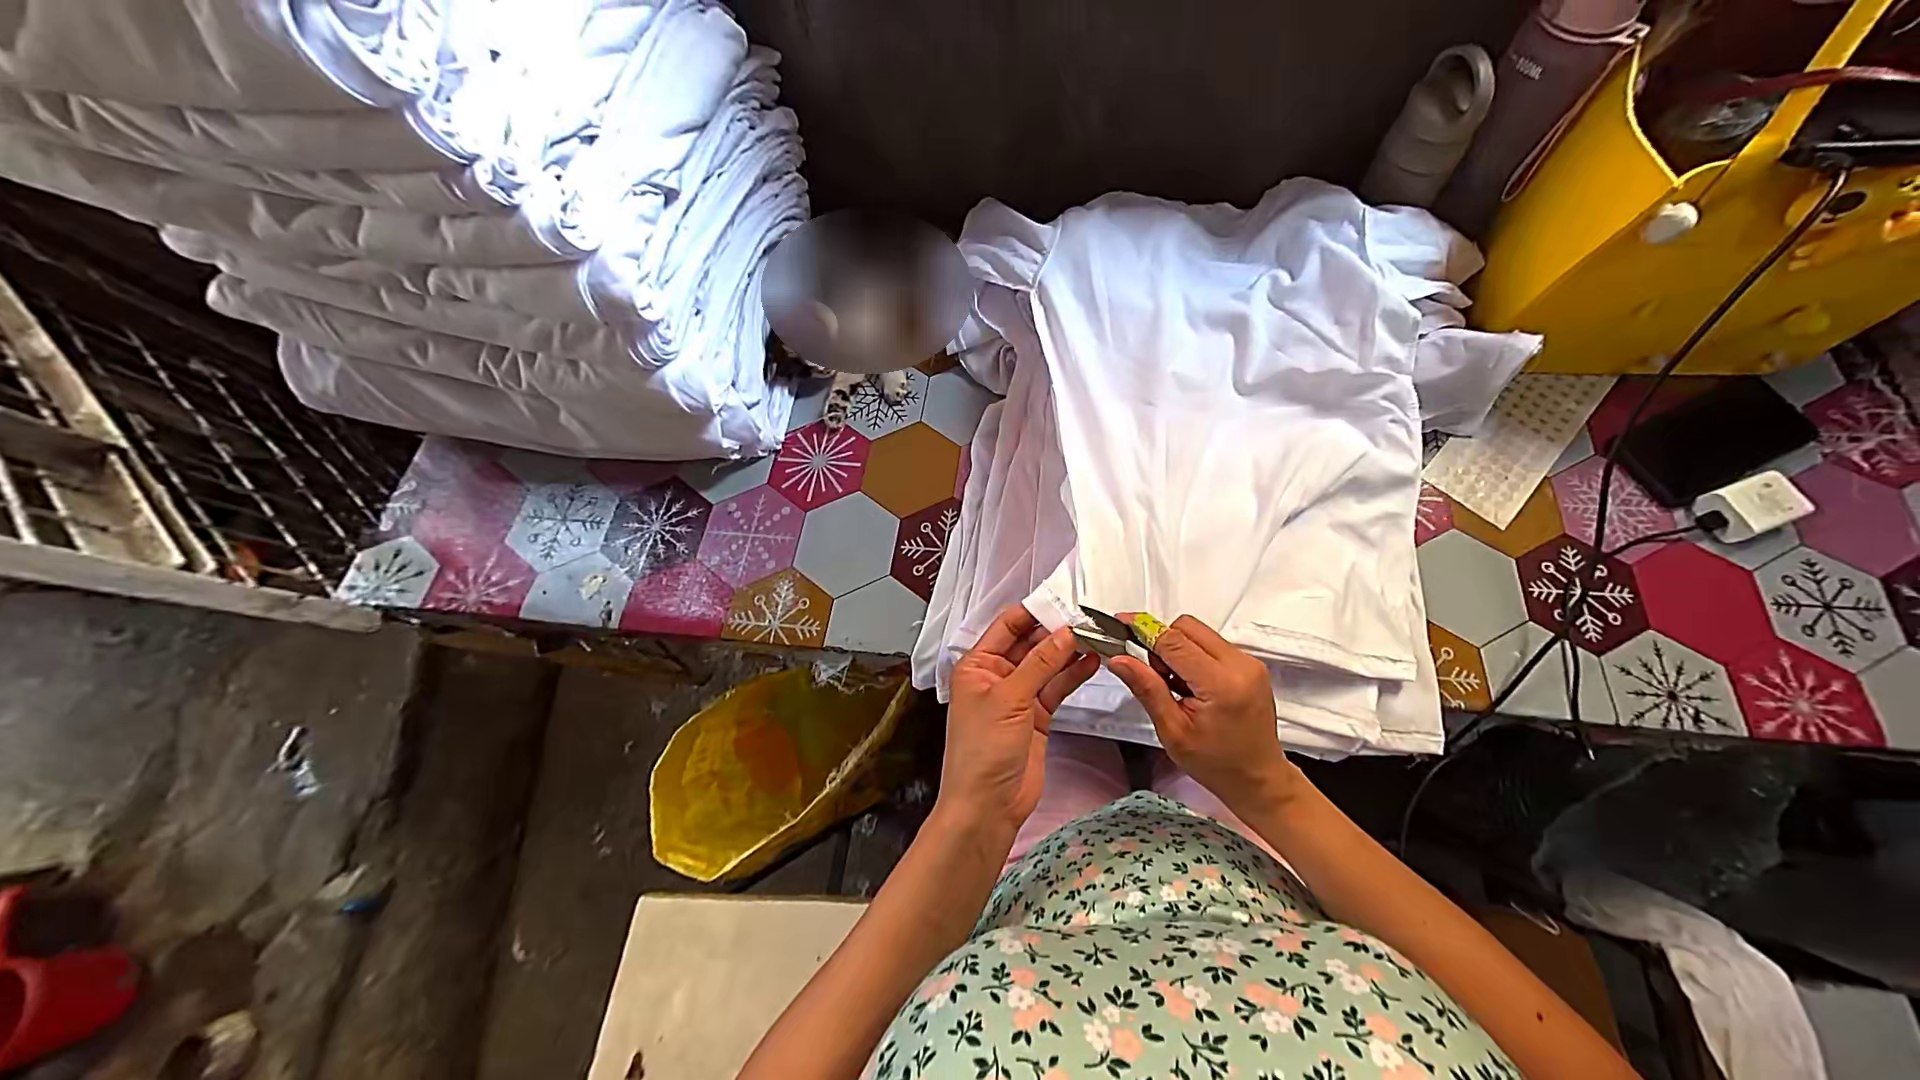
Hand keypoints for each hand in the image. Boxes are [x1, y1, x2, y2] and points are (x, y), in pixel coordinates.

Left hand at [941, 606, 1099, 833]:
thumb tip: (1065, 633)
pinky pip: (1056, 687)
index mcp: (977, 665)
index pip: (1007, 626)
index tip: (1063, 602)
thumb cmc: (982, 751)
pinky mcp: (1036, 715)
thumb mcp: (1009, 699)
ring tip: (1098, 636)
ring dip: (1069, 652)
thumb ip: (1040, 664)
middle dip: (1057, 632)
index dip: (1034, 613)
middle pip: (1030, 643)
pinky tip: (1092, 661)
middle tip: (1088, 619)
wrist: (988, 806)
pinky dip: (1073, 674)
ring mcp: (1018, 696)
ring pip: (1047, 665)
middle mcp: (996, 676)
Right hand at [1107, 614, 1304, 806]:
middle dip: (1162, 643)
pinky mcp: (1249, 665)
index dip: (1143, 630)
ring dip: (1178, 649)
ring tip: (1176, 685)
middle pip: (1187, 627)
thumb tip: (1119, 660)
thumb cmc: (1217, 763)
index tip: (1121, 625)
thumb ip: (1146, 688)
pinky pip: (1211, 643)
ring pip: (1198, 632)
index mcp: (1220, 684)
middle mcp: (1240, 666)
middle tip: (1156, 676)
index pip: (1173, 641)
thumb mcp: (1172, 730)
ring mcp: (1249, 663)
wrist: (1257, 777)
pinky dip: (1193, 655)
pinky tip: (1191, 685)